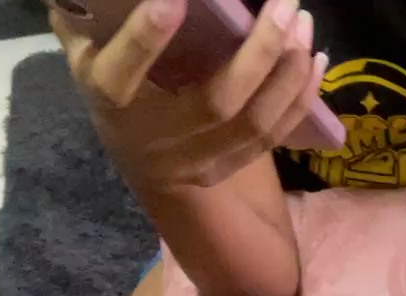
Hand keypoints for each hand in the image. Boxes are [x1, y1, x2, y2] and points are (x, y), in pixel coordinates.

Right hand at [47, 0, 325, 190]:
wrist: (144, 163)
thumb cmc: (117, 84)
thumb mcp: (91, 48)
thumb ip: (92, 15)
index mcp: (113, 106)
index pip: (121, 78)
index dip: (145, 40)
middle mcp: (159, 142)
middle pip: (216, 103)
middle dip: (257, 52)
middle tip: (285, 1)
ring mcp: (198, 162)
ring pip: (253, 124)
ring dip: (287, 74)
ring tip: (303, 23)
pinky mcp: (229, 168)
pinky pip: (271, 138)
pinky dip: (298, 100)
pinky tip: (314, 62)